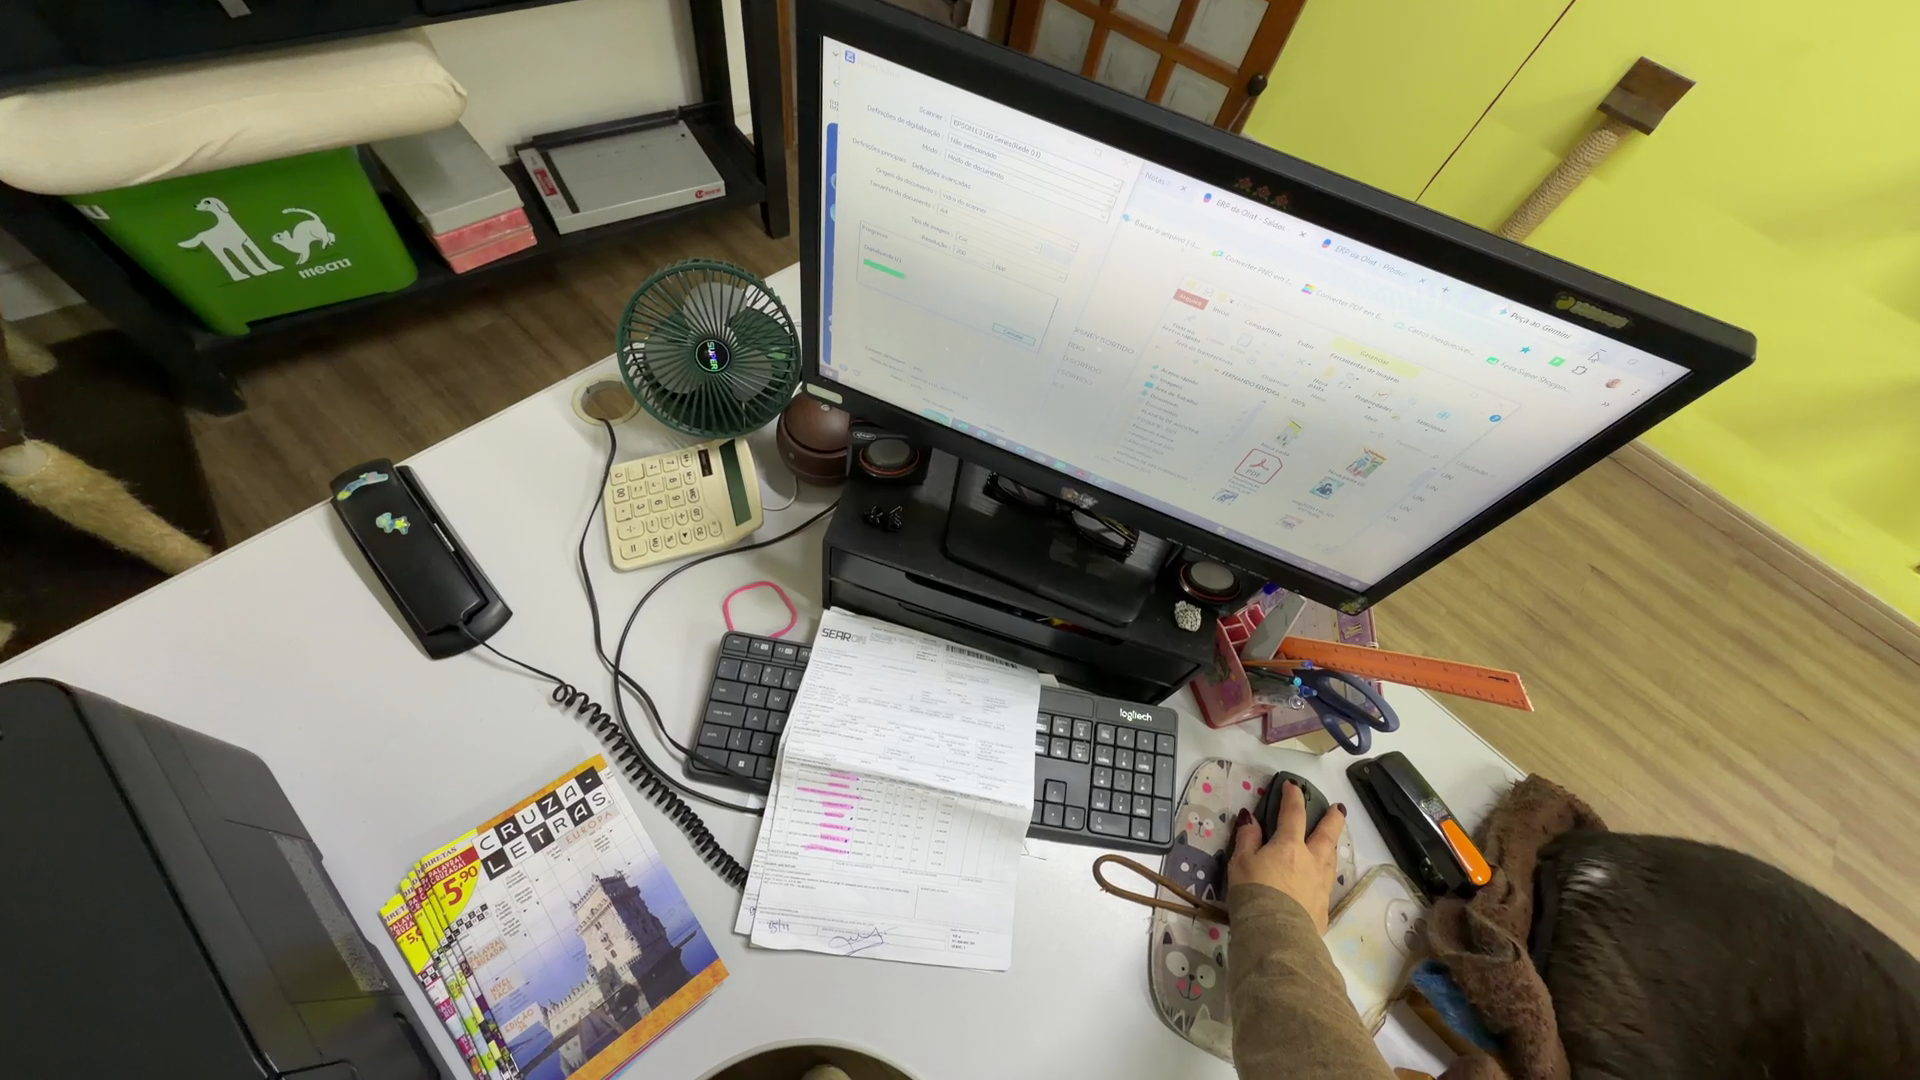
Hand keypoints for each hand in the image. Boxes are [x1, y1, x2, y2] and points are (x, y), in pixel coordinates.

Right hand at [1227, 781, 1346, 934]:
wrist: (1277, 936)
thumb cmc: (1255, 892)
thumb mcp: (1241, 861)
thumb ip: (1247, 837)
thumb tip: (1251, 818)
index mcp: (1289, 845)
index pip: (1293, 814)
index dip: (1293, 797)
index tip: (1293, 786)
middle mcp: (1311, 860)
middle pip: (1326, 834)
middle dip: (1332, 818)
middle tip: (1339, 808)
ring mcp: (1321, 883)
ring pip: (1331, 857)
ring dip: (1332, 843)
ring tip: (1332, 838)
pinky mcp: (1323, 905)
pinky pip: (1328, 879)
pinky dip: (1326, 868)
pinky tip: (1323, 873)